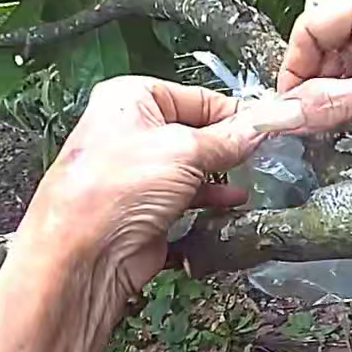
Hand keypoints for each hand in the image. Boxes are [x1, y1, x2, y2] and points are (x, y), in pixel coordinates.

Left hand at [0, 77, 295, 351]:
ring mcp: (140, 174)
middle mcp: (133, 132)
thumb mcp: (185, 151)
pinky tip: (234, 205)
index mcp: (131, 100)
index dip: (232, 113)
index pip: (196, 97)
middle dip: (228, 147)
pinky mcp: (149, 209)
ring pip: (195, 169)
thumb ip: (228, 140)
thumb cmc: (121, 187)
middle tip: (263, 156)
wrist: (86, 254)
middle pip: (197, 133)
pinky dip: (211, 202)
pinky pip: (189, 199)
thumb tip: (261, 128)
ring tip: (253, 181)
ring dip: (223, 177)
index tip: (265, 128)